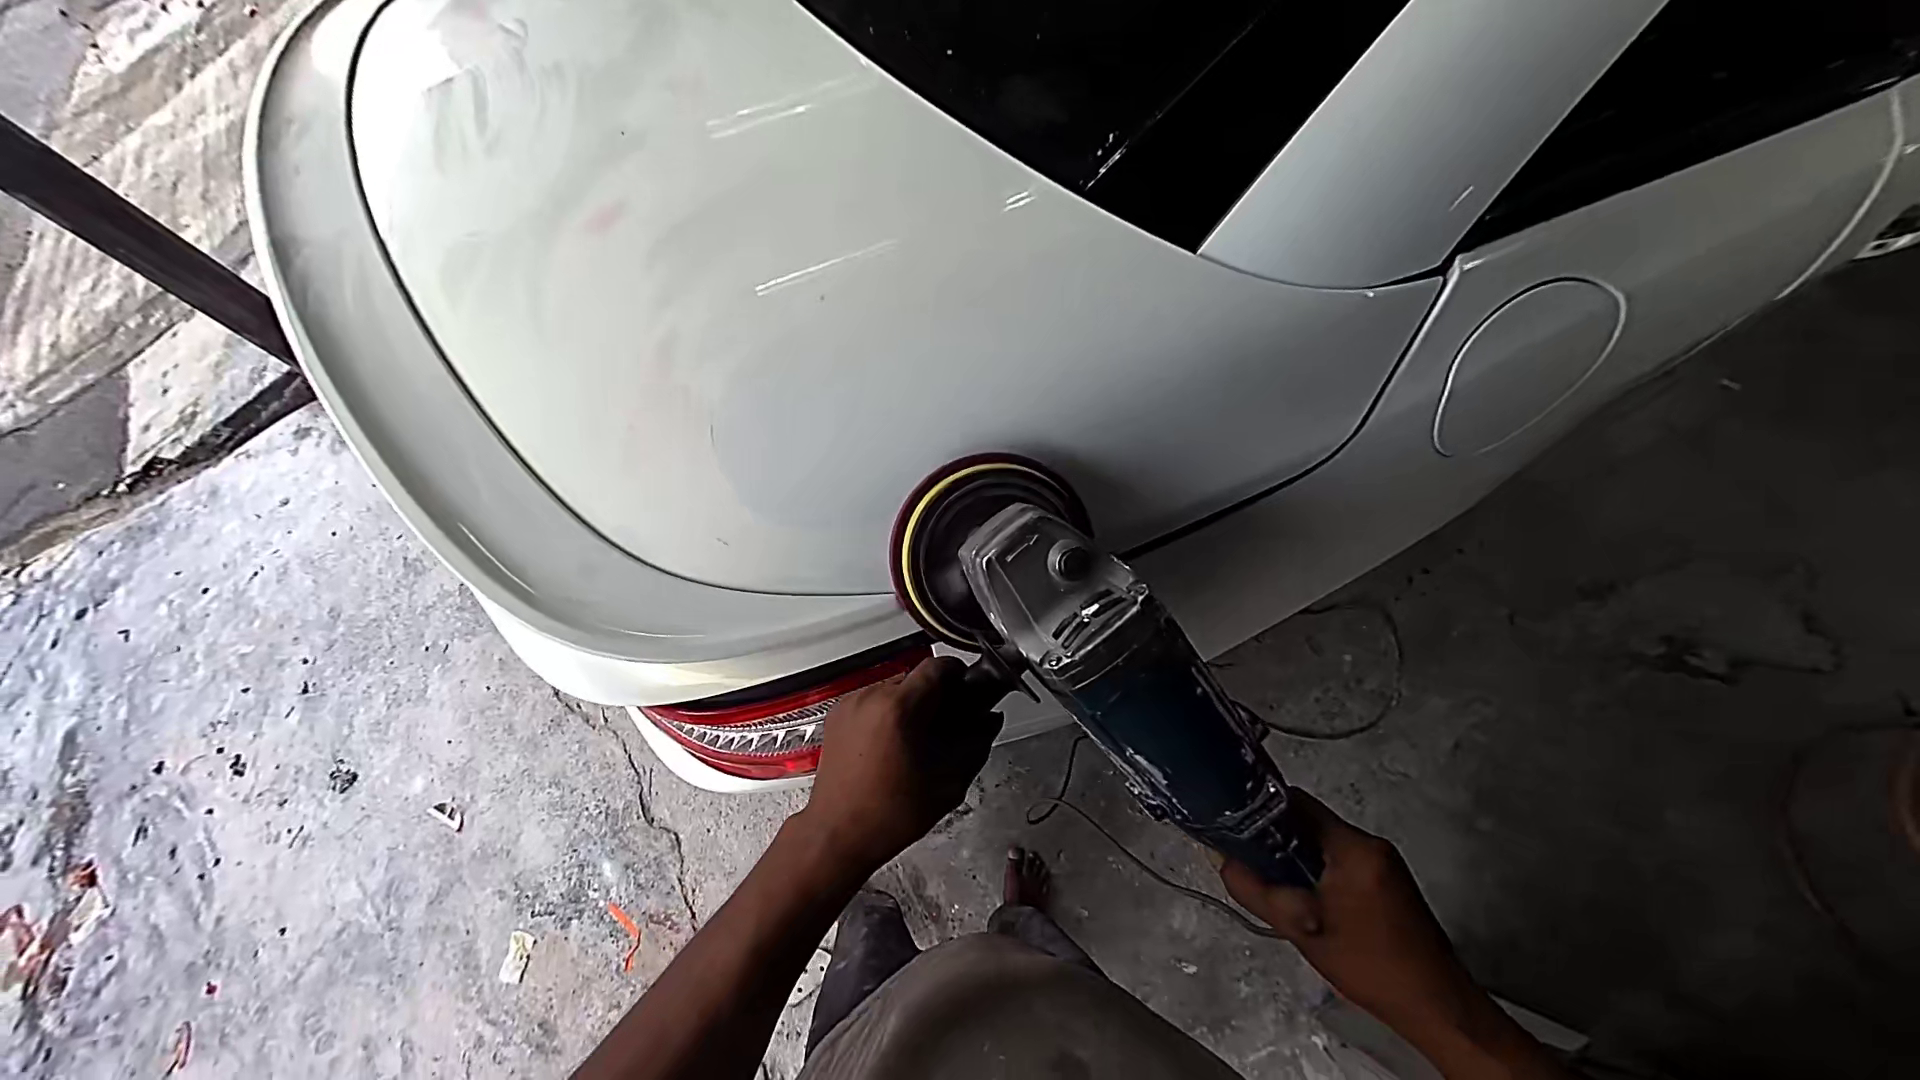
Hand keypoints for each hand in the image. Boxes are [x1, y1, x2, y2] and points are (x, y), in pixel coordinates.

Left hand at [798, 656, 1003, 877]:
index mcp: (898, 708)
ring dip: (910, 707)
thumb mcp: (948, 782)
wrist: (838, 834)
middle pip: (915, 679)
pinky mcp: (838, 716)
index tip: (967, 687)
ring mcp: (850, 705)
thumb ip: (976, 743)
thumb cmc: (885, 815)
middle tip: (947, 725)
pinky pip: (873, 702)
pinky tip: (893, 746)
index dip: (959, 675)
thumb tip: (987, 722)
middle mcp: (870, 698)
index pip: (937, 666)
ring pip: (894, 689)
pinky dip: (887, 715)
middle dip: (935, 698)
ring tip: (918, 742)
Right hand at [1218, 791, 1483, 1042]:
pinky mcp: (1388, 879)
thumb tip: (1221, 857)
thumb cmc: (1370, 967)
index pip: (1294, 801)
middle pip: (1306, 821)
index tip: (1237, 826)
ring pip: (1321, 842)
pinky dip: (1317, 871)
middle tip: (1256, 866)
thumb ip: (1252, 889)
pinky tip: (1309, 901)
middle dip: (1276, 840)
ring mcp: (1383, 861)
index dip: (1260, 809)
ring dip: (1296, 858)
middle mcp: (1371, 844)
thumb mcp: (1299, 930)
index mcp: (1354, 846)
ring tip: (1282, 889)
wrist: (1438, 1011)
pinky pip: (1338, 859)